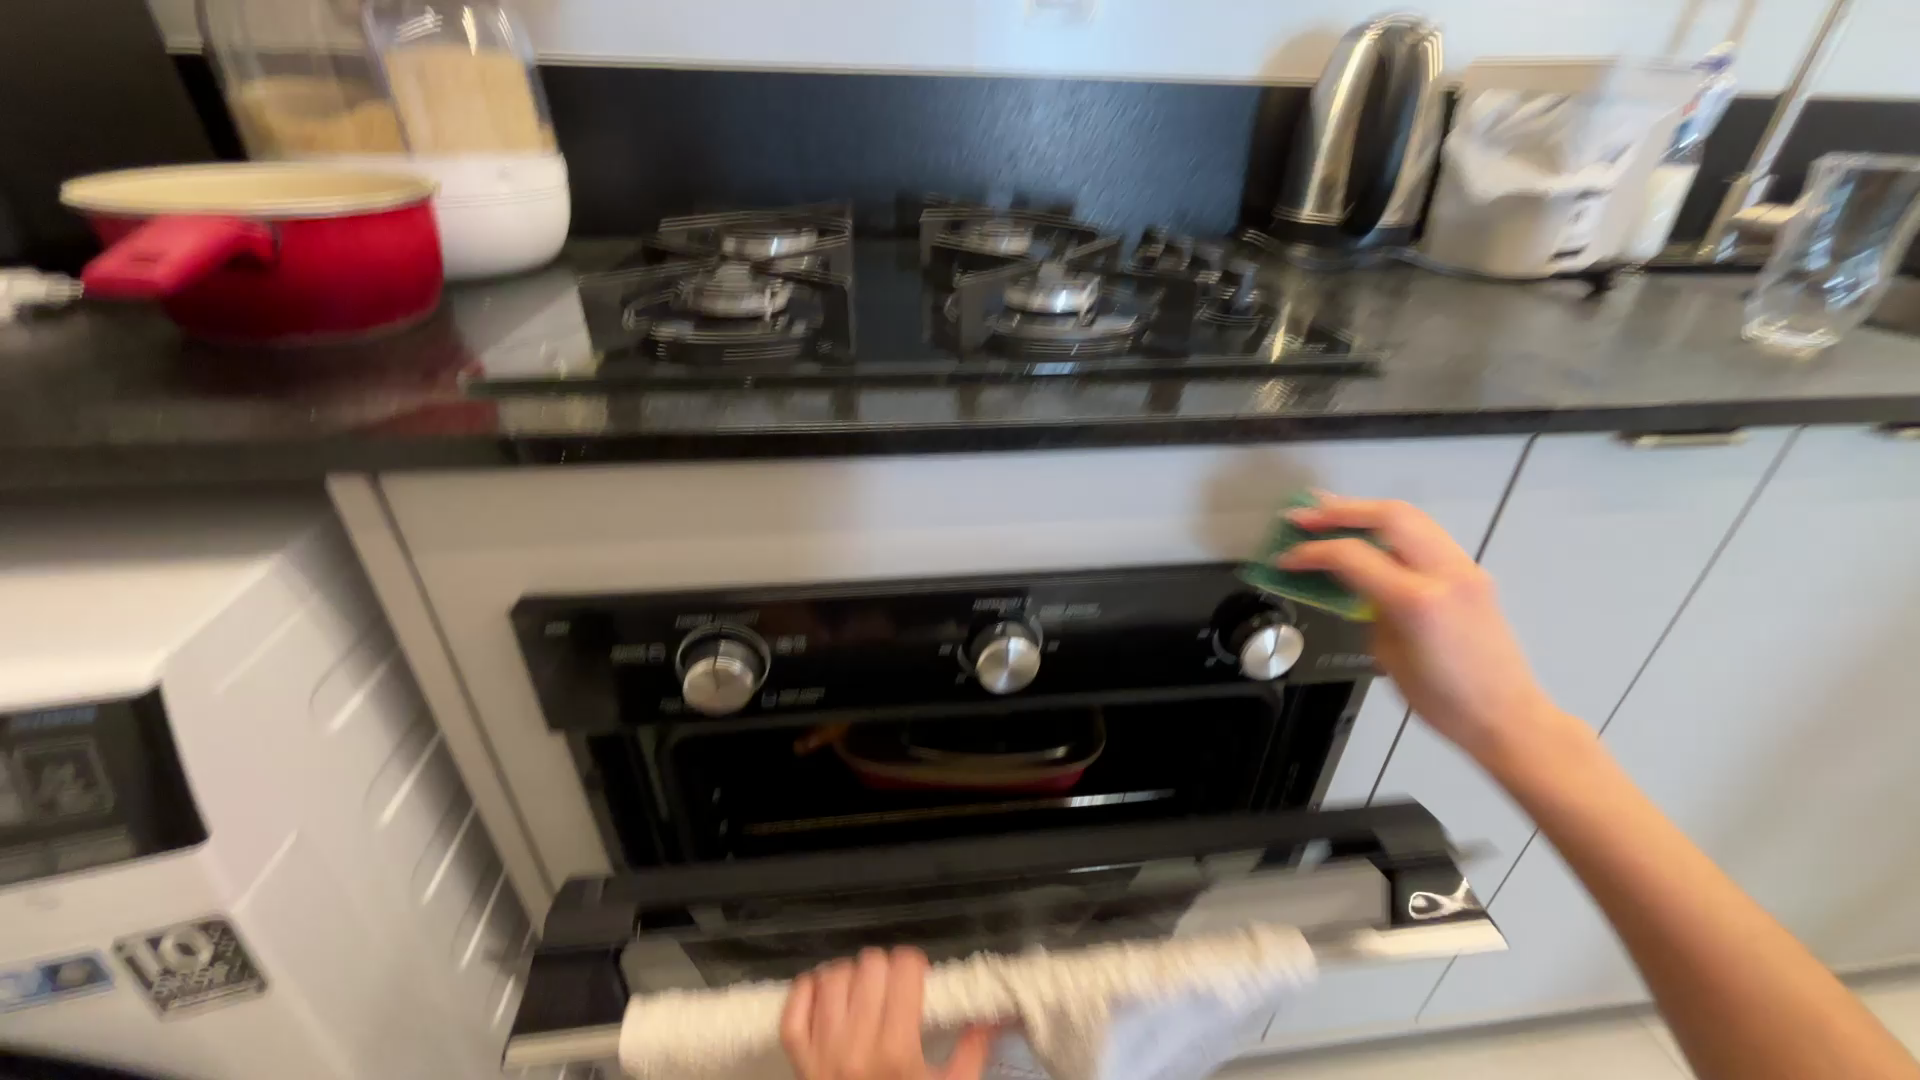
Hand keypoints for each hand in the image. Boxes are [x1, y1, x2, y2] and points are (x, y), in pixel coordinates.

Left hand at [781, 947, 993, 1079]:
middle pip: (870, 965)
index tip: (918, 976)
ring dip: (851, 976)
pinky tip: (827, 994)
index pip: (904, 968)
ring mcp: (821, 1052)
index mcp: (897, 1052)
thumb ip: (973, 1051)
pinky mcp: (797, 1060)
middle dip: (886, 969)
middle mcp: (856, 1046)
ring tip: (863, 991)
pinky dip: (808, 991)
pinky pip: (795, 1007)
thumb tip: (993, 1013)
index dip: (914, 965)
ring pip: (833, 977)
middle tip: (893, 986)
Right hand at [1278, 493, 1568, 766]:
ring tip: (1331, 512)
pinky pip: (1425, 535)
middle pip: (1388, 516)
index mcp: (1416, 600)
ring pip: (1411, 517)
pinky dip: (1390, 527)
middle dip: (1340, 510)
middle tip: (1304, 515)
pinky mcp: (1472, 573)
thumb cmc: (1441, 699)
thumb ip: (1367, 608)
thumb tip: (1352, 583)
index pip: (1352, 555)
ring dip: (1366, 511)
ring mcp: (1464, 568)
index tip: (1286, 558)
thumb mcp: (1385, 653)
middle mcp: (1445, 573)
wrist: (1505, 715)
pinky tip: (1369, 534)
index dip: (1312, 551)